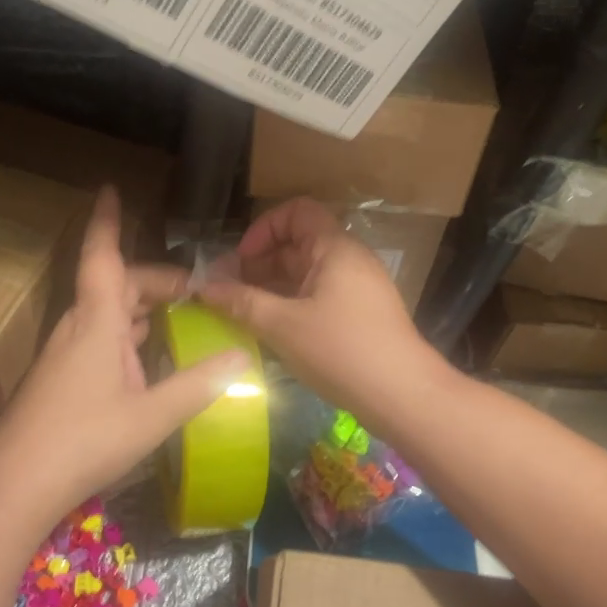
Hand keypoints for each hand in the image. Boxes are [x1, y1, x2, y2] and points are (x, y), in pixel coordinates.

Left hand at [0, 187, 248, 511]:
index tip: (110, 190)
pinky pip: (100, 343)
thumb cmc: (84, 440)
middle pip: (115, 287)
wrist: (17, 485)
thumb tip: (242, 357)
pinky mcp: (62, 382)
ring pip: (107, 316)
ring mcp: (66, 357)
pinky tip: (149, 365)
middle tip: (196, 295)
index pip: (103, 258)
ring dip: (141, 311)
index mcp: (97, 323)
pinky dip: (128, 338)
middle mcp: (78, 330)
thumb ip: (198, 384)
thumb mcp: (151, 415)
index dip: (107, 223)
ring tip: (181, 320)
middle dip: (154, 282)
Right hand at [198, 198, 440, 411]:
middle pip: (298, 245)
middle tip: (228, 294)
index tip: (240, 261)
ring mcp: (359, 290)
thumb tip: (204, 288)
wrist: (402, 395)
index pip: (297, 212)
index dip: (263, 229)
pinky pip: (319, 298)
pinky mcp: (361, 317)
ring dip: (272, 289)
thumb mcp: (283, 326)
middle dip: (259, 264)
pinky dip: (292, 307)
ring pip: (307, 275)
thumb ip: (241, 303)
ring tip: (242, 315)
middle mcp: (350, 261)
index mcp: (336, 249)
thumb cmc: (342, 351)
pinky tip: (272, 333)